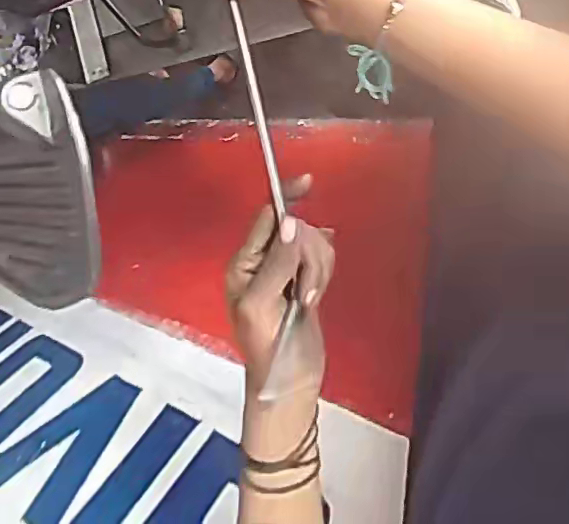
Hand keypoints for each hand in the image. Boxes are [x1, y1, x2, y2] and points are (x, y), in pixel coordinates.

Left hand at [226, 176, 334, 402]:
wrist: (291, 386)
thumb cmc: (268, 350)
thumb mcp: (264, 305)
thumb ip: (278, 263)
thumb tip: (291, 223)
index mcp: (245, 263)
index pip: (266, 217)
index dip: (285, 198)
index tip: (306, 182)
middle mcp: (264, 260)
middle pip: (296, 228)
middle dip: (307, 255)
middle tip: (303, 289)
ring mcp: (286, 269)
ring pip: (312, 242)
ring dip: (316, 268)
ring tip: (307, 298)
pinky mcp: (305, 278)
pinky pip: (322, 257)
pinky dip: (323, 273)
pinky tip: (314, 294)